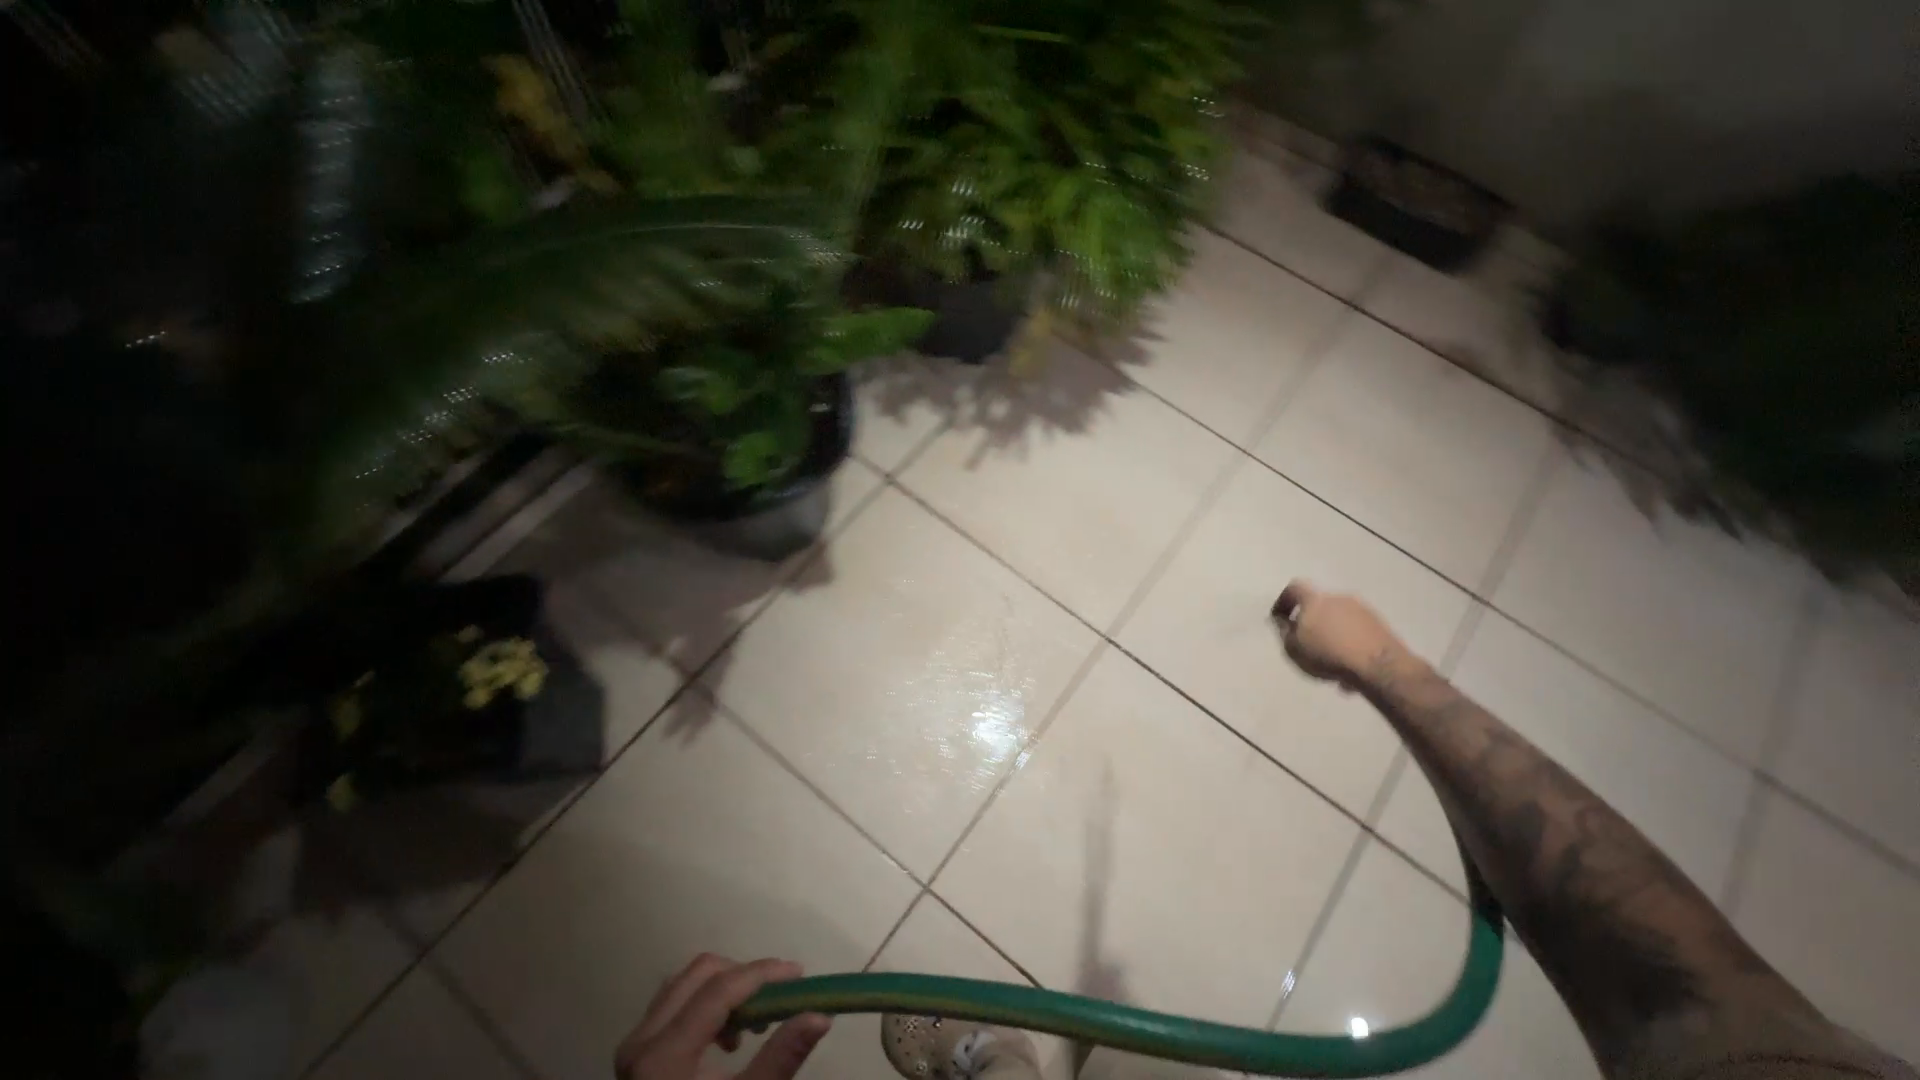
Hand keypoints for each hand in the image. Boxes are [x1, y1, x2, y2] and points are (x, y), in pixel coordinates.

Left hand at [616, 954, 830, 1079]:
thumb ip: (780, 1059)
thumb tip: (821, 1016)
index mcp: (663, 1055)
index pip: (718, 989)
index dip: (762, 974)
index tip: (799, 973)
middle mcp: (641, 1039)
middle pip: (700, 973)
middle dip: (745, 976)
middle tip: (779, 998)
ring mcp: (634, 1044)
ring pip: (686, 982)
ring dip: (726, 987)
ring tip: (755, 1022)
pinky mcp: (638, 1052)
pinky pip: (675, 1002)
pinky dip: (708, 1003)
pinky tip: (729, 1040)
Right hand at [1271, 580, 1407, 688]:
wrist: (1378, 664)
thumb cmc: (1328, 654)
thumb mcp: (1293, 648)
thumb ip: (1284, 631)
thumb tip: (1281, 620)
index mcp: (1314, 599)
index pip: (1294, 588)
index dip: (1284, 601)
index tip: (1280, 617)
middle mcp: (1339, 597)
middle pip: (1319, 603)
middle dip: (1312, 619)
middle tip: (1307, 640)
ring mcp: (1362, 608)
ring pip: (1339, 616)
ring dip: (1332, 630)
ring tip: (1330, 655)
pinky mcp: (1379, 623)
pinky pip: (1356, 628)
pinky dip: (1349, 639)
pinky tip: (1348, 659)